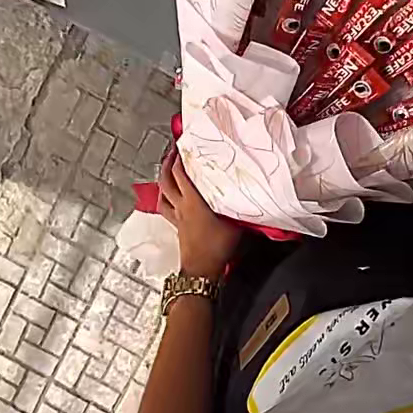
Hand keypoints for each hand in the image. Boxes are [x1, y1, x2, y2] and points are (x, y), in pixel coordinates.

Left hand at [158, 149, 241, 278]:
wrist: (202, 269)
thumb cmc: (219, 245)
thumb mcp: (236, 222)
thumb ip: (240, 204)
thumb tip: (250, 190)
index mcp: (194, 200)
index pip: (181, 173)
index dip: (179, 157)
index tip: (183, 143)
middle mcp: (181, 204)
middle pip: (167, 179)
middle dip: (168, 162)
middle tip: (173, 150)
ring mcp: (176, 215)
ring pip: (163, 192)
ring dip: (163, 178)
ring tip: (167, 168)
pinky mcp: (175, 225)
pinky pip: (164, 206)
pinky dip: (164, 196)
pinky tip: (166, 194)